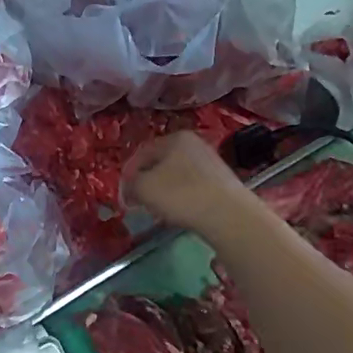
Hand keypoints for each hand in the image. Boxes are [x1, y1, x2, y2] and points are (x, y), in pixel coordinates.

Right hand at [125, 132, 254, 235]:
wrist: (227, 215)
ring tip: (159, 210)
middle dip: (147, 183)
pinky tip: (181, 212)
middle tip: (140, 203)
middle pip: (160, 163)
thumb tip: (130, 188)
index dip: (128, 175)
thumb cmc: (181, 195)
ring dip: (163, 192)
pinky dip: (181, 197)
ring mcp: (210, 161)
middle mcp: (194, 143)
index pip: (141, 154)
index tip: (124, 196)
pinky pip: (192, 186)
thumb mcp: (143, 188)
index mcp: (175, 138)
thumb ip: (130, 184)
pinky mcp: (221, 181)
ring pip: (176, 176)